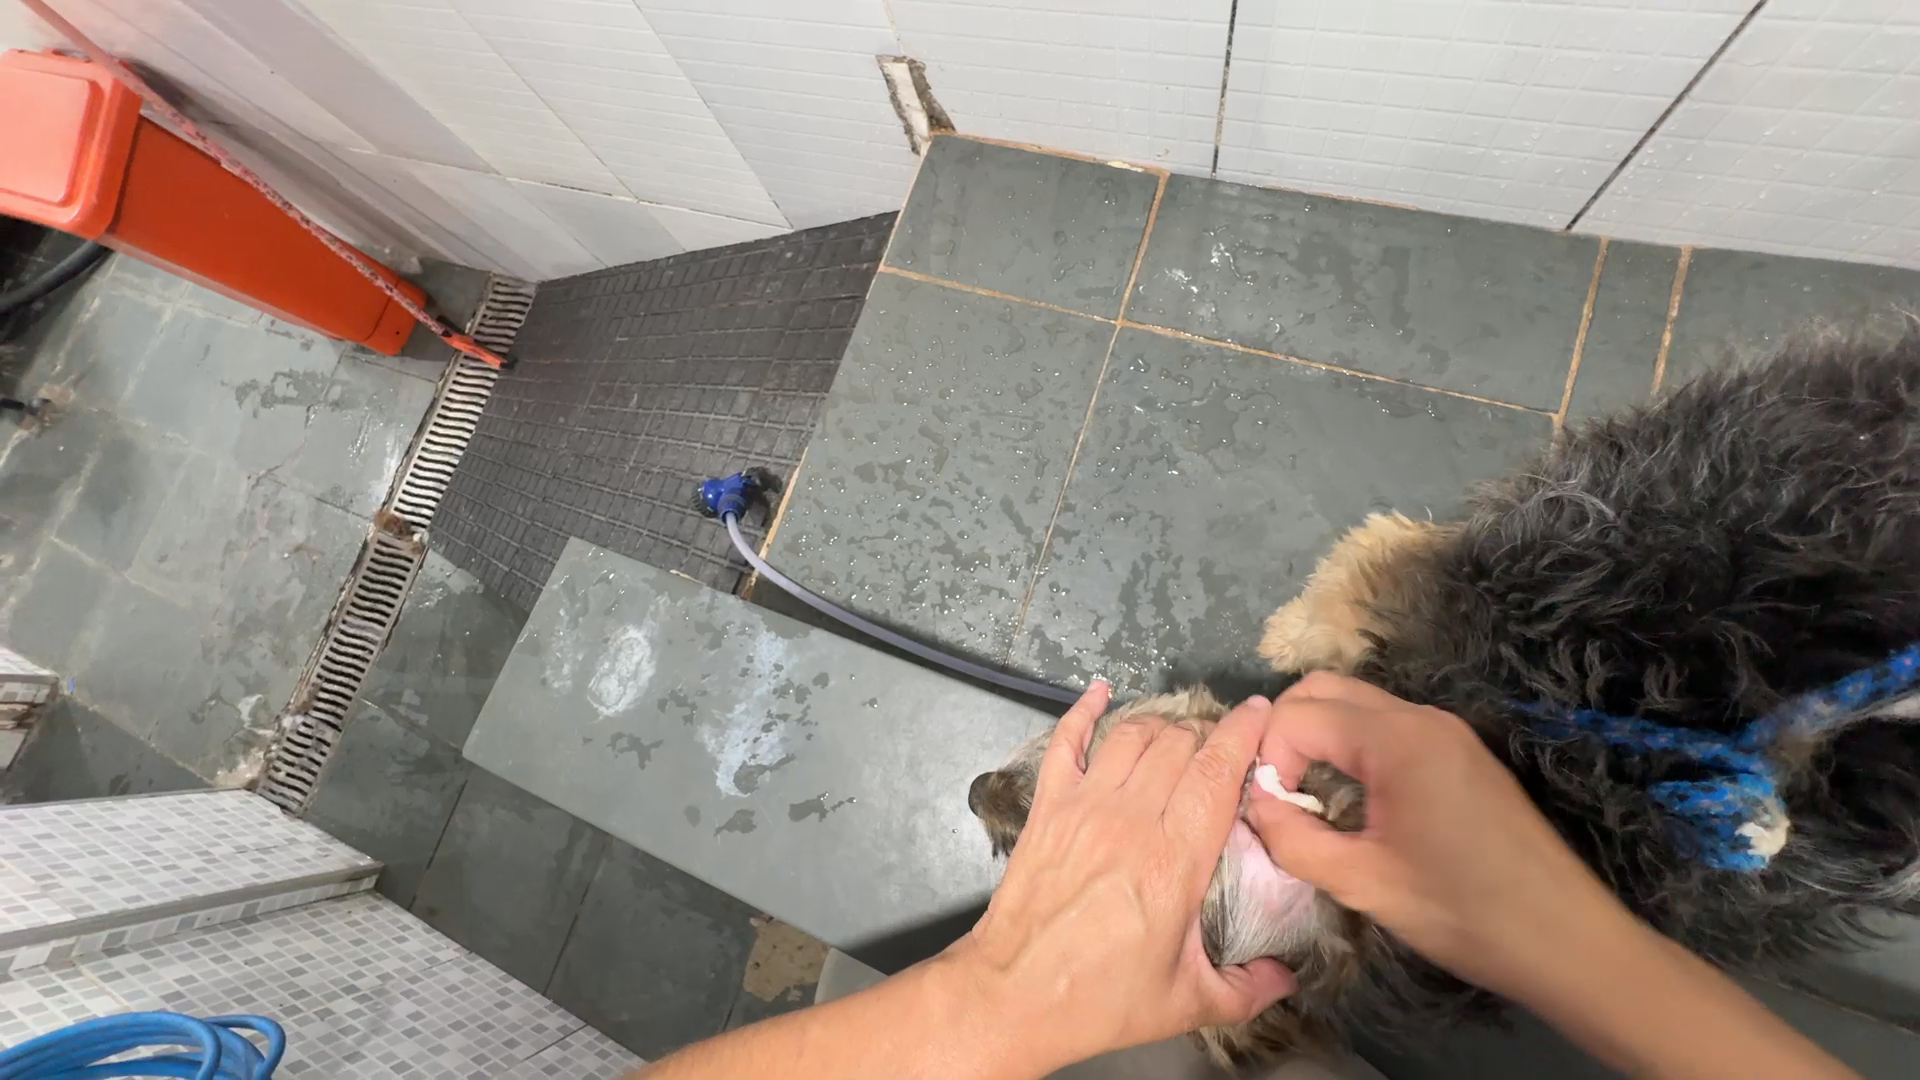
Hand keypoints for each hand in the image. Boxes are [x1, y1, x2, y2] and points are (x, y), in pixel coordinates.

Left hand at [941, 681, 1294, 1073]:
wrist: (1017, 990)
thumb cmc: (1103, 998)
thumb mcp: (1189, 1003)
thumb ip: (1249, 988)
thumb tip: (1288, 976)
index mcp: (1173, 860)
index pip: (1217, 774)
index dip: (1243, 734)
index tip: (1261, 713)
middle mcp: (1130, 818)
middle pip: (1178, 744)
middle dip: (1208, 732)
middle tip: (1223, 745)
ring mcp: (1084, 803)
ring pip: (1132, 735)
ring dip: (1162, 724)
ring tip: (1180, 733)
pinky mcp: (1048, 802)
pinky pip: (1067, 740)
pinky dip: (1084, 709)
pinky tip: (1100, 691)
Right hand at [1244, 672, 1618, 999]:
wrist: (1577, 948)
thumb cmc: (1466, 914)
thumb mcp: (1364, 883)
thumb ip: (1291, 839)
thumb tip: (1254, 806)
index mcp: (1395, 740)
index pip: (1297, 716)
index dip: (1269, 758)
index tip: (1275, 809)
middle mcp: (1419, 717)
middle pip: (1321, 688)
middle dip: (1284, 730)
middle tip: (1278, 787)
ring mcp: (1443, 729)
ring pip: (1351, 700)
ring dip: (1315, 733)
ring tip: (1307, 791)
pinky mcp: (1457, 749)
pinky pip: (1381, 723)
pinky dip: (1347, 742)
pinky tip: (1350, 793)